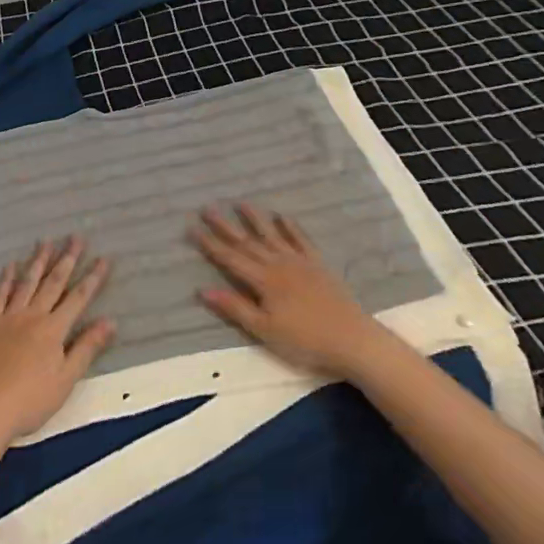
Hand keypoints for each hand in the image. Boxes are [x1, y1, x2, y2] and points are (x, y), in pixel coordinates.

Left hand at [0, 237, 115, 443]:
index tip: (104, 258)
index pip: (78, 298)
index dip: (93, 278)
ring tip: (47, 241)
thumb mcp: (66, 379)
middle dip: (67, 259)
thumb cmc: (31, 401)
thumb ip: (87, 347)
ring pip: (27, 283)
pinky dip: (5, 280)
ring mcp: (8, 318)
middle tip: (76, 237)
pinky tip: (10, 266)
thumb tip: (110, 321)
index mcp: (53, 329)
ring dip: (38, 261)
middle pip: (53, 283)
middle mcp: (32, 316)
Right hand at [191, 204, 393, 378]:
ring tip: (241, 203)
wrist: (351, 338)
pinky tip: (282, 217)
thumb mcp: (264, 330)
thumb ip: (235, 307)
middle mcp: (279, 264)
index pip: (230, 258)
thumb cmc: (304, 340)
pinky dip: (290, 227)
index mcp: (264, 281)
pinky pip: (301, 240)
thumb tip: (202, 290)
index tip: (192, 228)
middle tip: (208, 208)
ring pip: (272, 235)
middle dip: (226, 226)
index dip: (210, 244)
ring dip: (256, 219)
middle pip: (247, 242)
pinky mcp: (318, 264)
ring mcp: (300, 261)